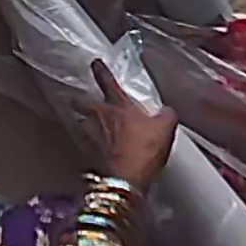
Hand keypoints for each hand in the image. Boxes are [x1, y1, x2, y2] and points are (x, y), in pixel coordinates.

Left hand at [90, 59, 178, 192]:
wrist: (124, 183)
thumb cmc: (143, 150)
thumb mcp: (165, 129)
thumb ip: (166, 115)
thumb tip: (168, 110)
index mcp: (117, 105)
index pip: (106, 80)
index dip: (100, 69)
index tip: (95, 62)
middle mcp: (98, 116)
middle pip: (79, 101)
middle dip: (79, 99)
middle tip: (83, 100)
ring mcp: (88, 135)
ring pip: (78, 122)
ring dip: (81, 122)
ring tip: (87, 126)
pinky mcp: (84, 155)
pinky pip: (82, 145)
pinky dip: (85, 145)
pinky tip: (92, 150)